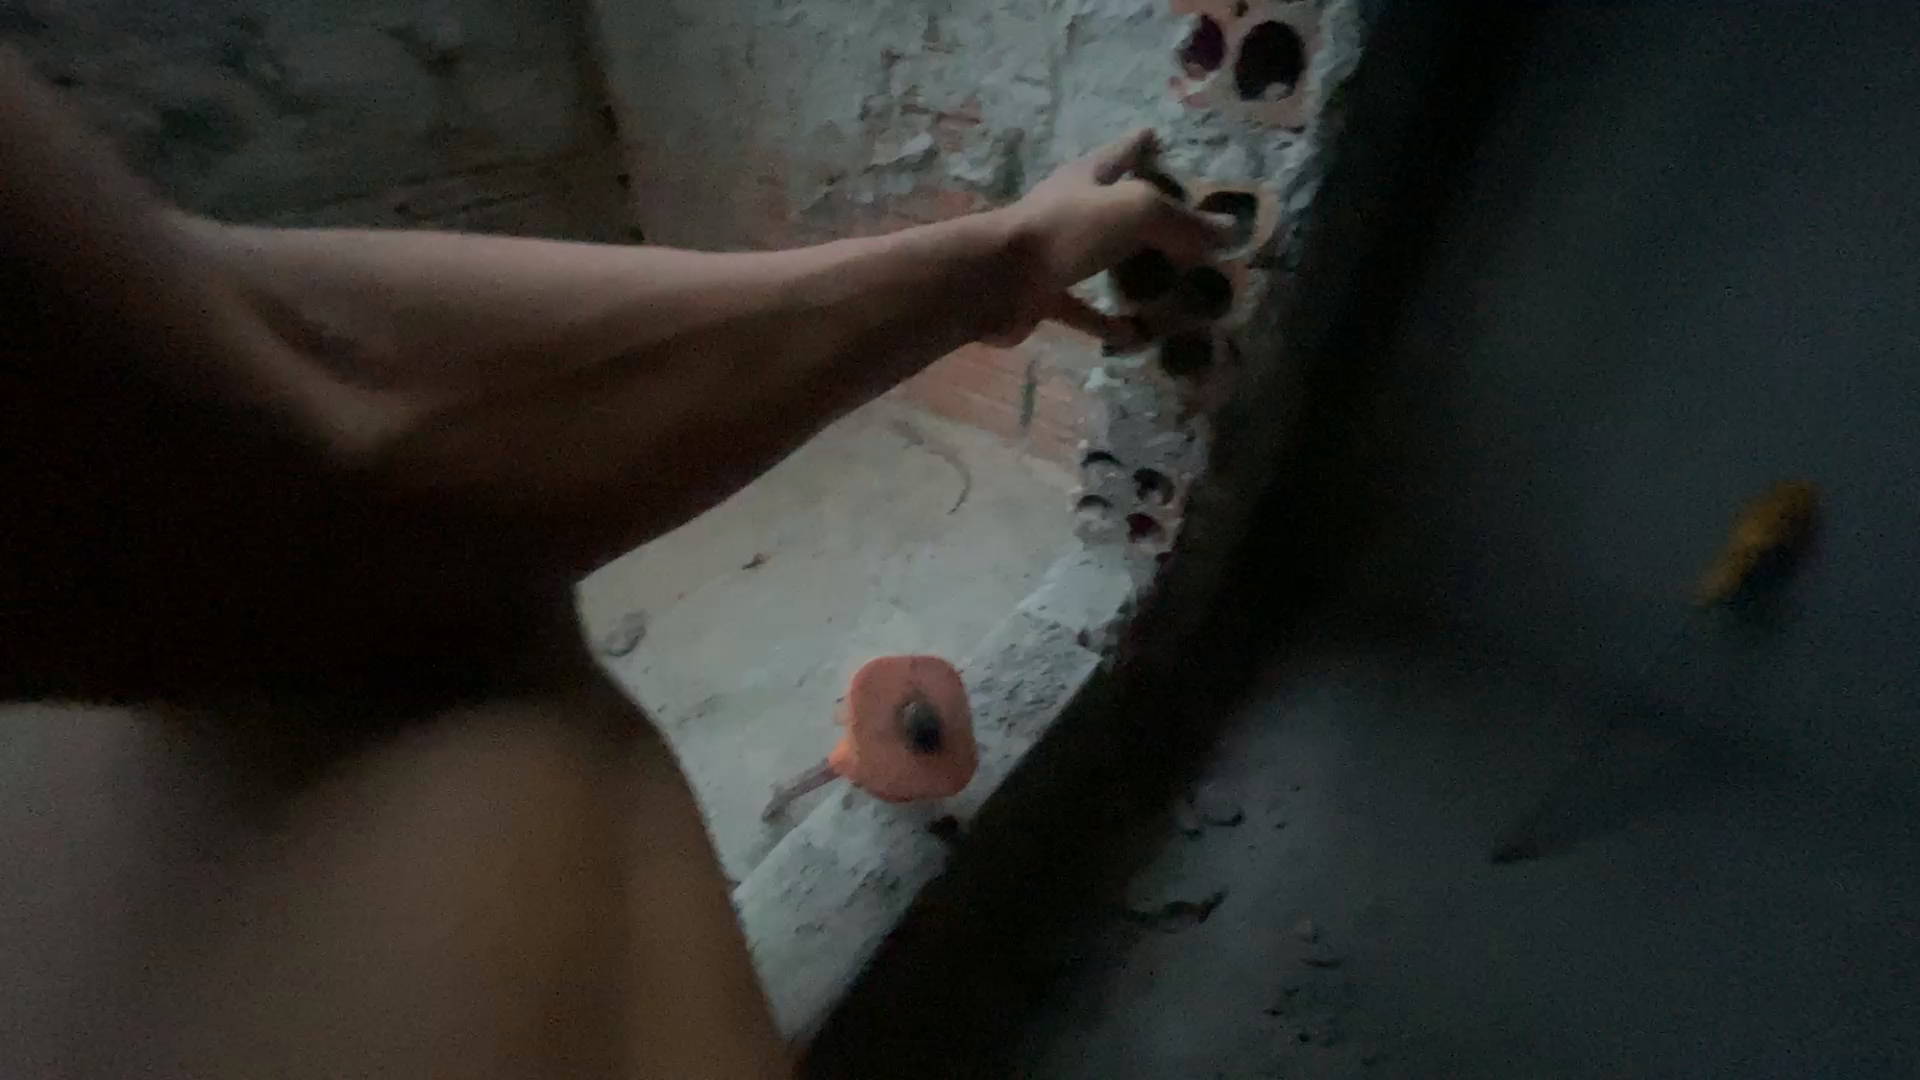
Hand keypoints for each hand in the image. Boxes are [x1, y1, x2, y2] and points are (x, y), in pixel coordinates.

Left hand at [989, 129, 1234, 346]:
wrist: (995, 280)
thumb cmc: (1064, 232)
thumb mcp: (1133, 212)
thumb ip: (1180, 222)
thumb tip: (1229, 233)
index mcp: (1087, 179)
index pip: (1121, 154)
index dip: (1142, 145)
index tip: (1158, 137)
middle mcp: (1069, 213)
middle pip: (1112, 209)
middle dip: (1144, 217)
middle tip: (1181, 230)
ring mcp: (1054, 257)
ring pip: (1099, 263)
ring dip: (1129, 274)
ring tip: (1168, 287)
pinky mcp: (1043, 297)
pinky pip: (1084, 311)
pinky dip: (1108, 323)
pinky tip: (1136, 337)